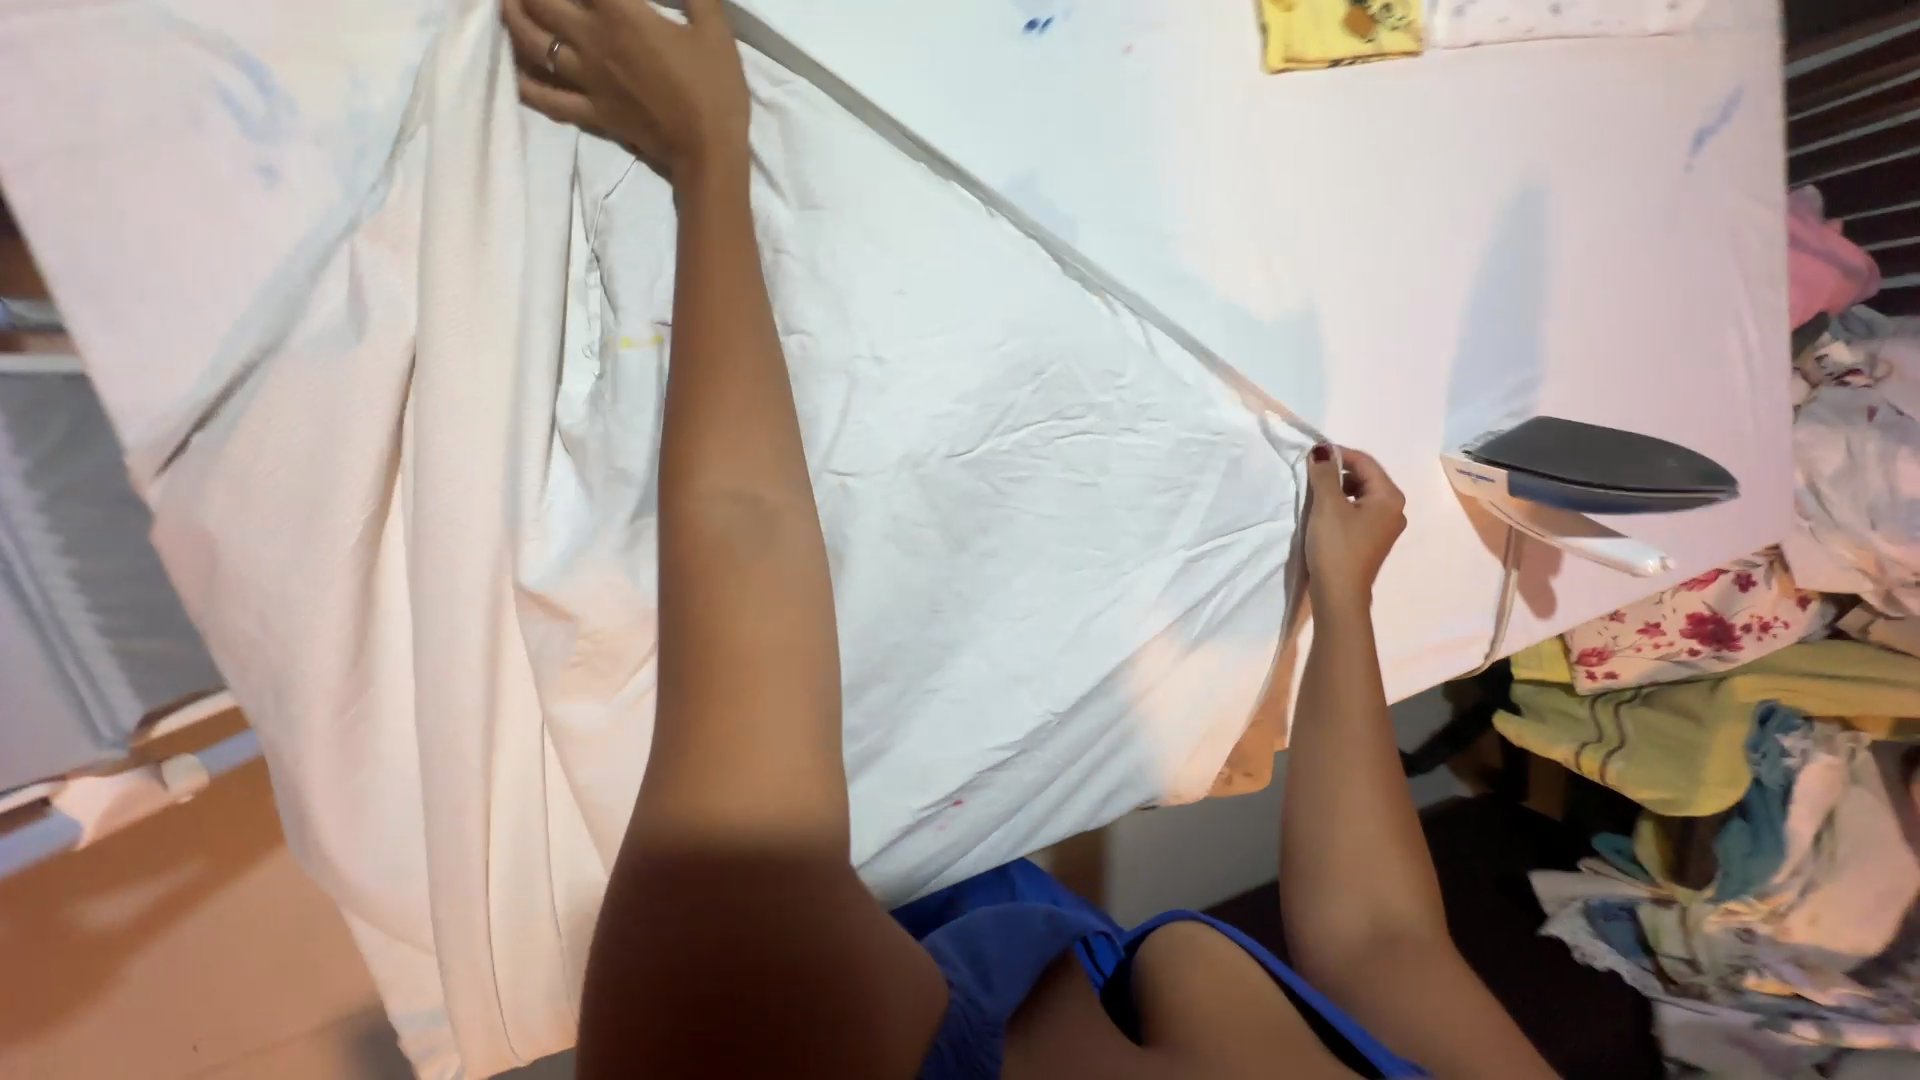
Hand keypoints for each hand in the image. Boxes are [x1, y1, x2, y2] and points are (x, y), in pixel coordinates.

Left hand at [505, 0, 749, 181]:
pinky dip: (525, 83)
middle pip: (538, 0)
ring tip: (511, 6)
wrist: (709, 152)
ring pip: (531, 41)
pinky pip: (545, 98)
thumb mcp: (715, 30)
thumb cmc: (715, 91)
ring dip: (514, 17)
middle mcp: (592, 40)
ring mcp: (587, 79)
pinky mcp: (591, 112)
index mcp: (622, 13)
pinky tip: (518, 71)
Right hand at [1304, 445, 1404, 615]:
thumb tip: (1321, 451)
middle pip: (1366, 478)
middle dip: (1338, 472)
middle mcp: (1394, 510)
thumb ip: (1324, 474)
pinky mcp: (1372, 540)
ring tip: (1314, 493)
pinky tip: (1323, 513)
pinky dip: (1341, 506)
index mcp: (1390, 497)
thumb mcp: (1327, 506)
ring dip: (1338, 489)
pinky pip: (1358, 512)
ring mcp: (1384, 527)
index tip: (1311, 454)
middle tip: (1310, 473)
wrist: (1339, 594)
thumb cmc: (1336, 546)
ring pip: (1361, 496)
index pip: (1365, 462)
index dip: (1338, 454)